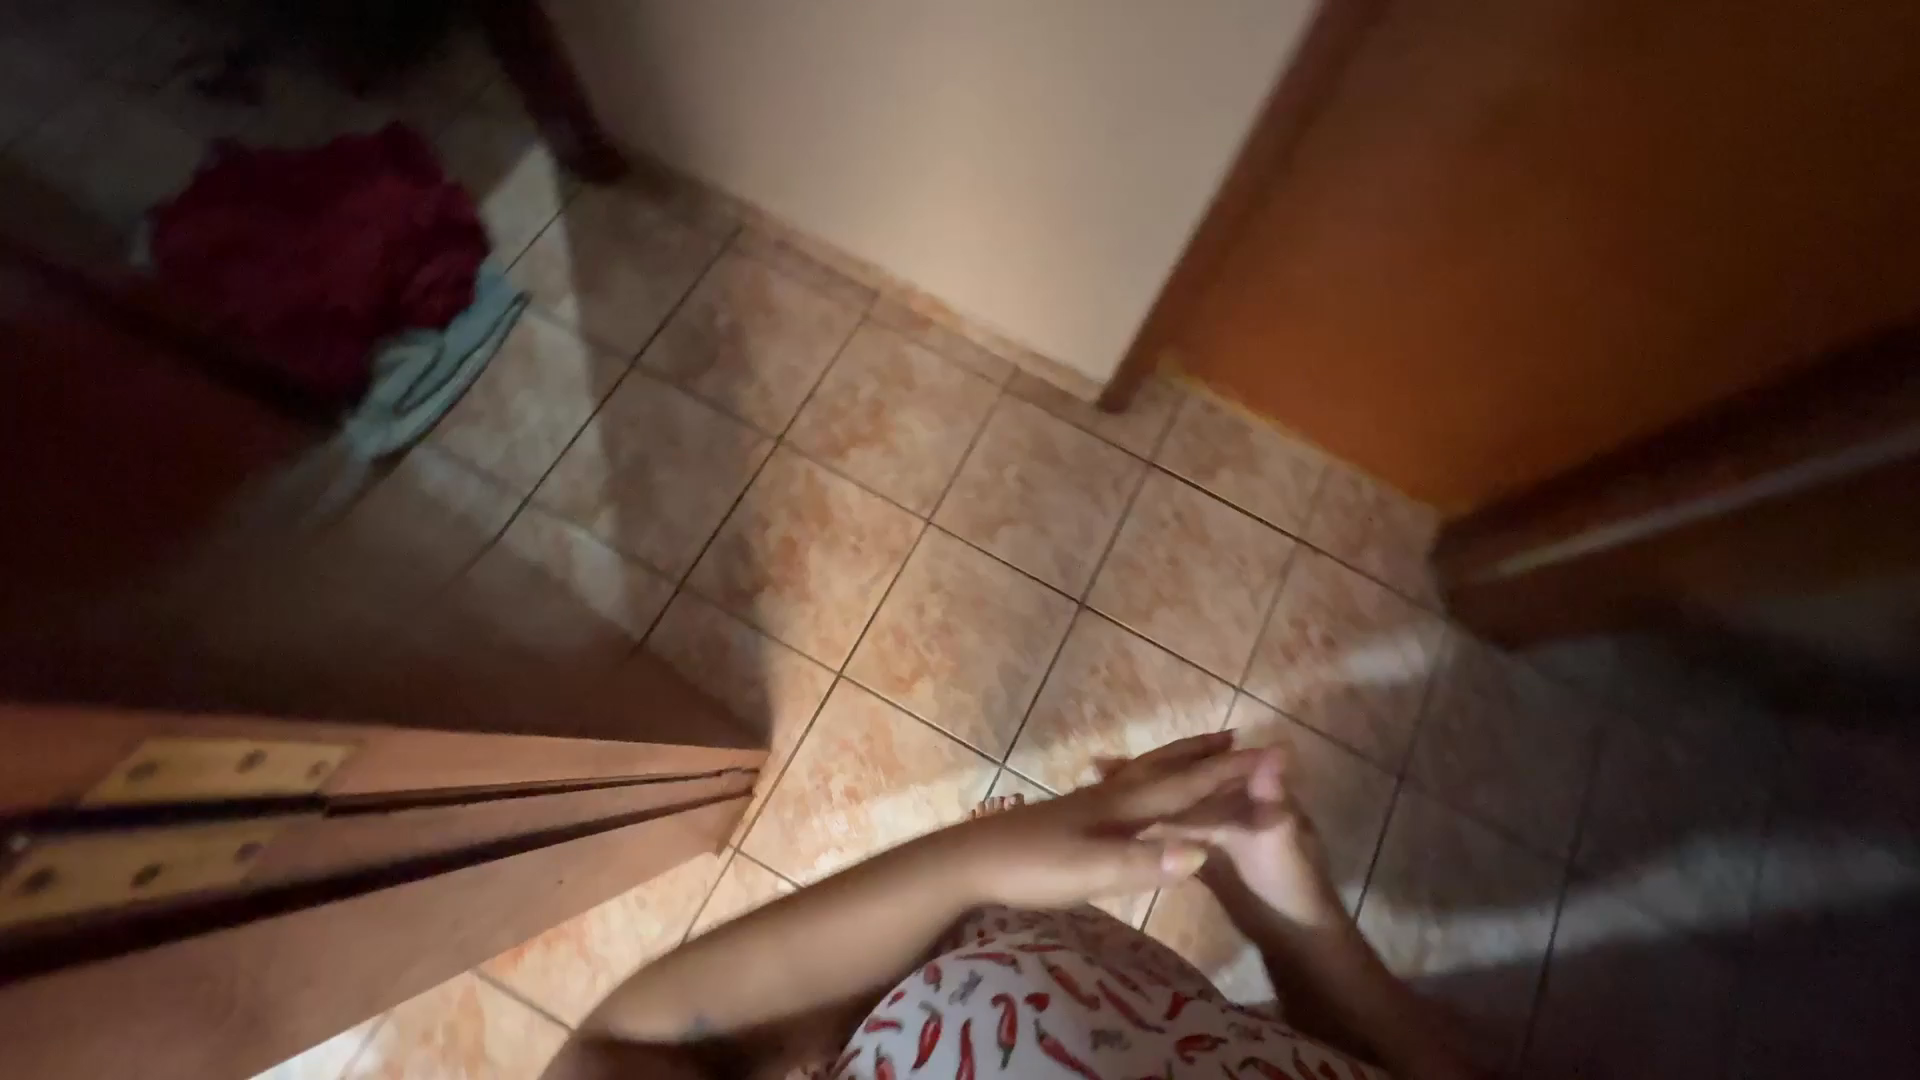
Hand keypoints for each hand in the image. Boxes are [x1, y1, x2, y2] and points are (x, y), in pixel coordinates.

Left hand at [942, 733, 1266, 908]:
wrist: (972, 861)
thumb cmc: (1032, 867)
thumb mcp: (1091, 872)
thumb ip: (1145, 863)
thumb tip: (1203, 851)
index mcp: (1121, 809)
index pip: (1184, 787)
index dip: (1225, 773)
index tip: (1266, 753)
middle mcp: (1108, 797)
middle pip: (1162, 768)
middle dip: (1200, 753)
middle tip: (1232, 734)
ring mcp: (1086, 804)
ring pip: (1139, 773)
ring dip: (1171, 761)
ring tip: (1190, 752)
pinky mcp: (1069, 816)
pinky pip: (1119, 787)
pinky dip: (1139, 779)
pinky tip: (1127, 790)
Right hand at [1100, 739, 1344, 928]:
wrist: (1296, 940)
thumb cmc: (1291, 882)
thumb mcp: (1280, 836)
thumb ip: (1270, 793)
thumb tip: (1276, 745)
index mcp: (1245, 791)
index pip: (1197, 768)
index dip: (1162, 762)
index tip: (1117, 759)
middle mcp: (1226, 803)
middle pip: (1178, 784)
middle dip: (1141, 775)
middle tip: (1096, 770)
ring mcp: (1214, 830)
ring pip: (1172, 808)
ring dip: (1141, 799)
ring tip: (1097, 789)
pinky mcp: (1203, 855)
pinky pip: (1173, 835)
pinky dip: (1150, 829)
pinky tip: (1116, 828)